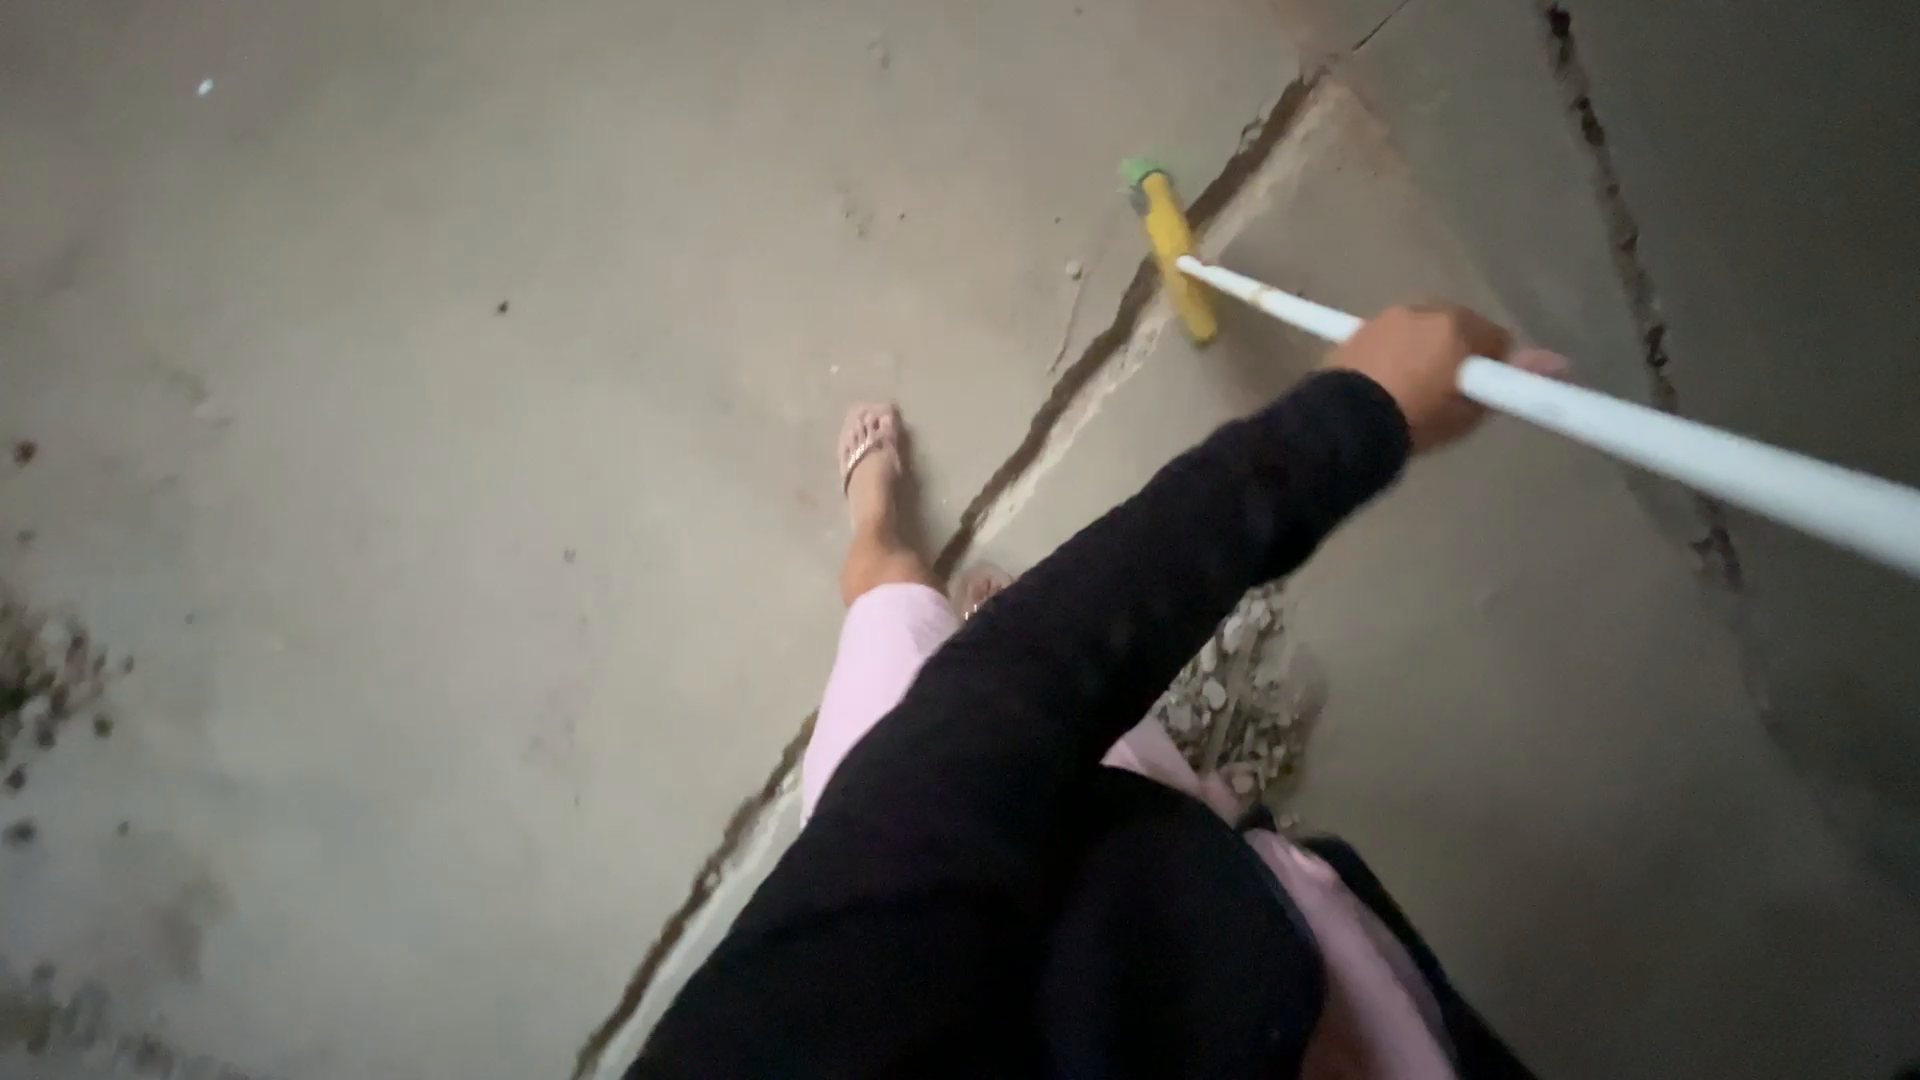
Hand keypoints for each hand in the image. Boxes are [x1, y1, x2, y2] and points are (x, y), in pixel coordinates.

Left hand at [1324, 304, 1567, 452]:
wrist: (1342, 425)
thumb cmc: (1413, 421)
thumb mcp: (1468, 411)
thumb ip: (1513, 383)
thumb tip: (1558, 363)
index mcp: (1459, 326)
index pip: (1495, 340)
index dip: (1490, 368)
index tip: (1474, 393)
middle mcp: (1423, 311)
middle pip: (1454, 328)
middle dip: (1452, 352)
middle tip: (1438, 392)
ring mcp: (1384, 319)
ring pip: (1417, 330)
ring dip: (1419, 348)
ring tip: (1406, 388)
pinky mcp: (1353, 333)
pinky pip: (1383, 339)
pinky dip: (1388, 352)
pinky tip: (1380, 379)